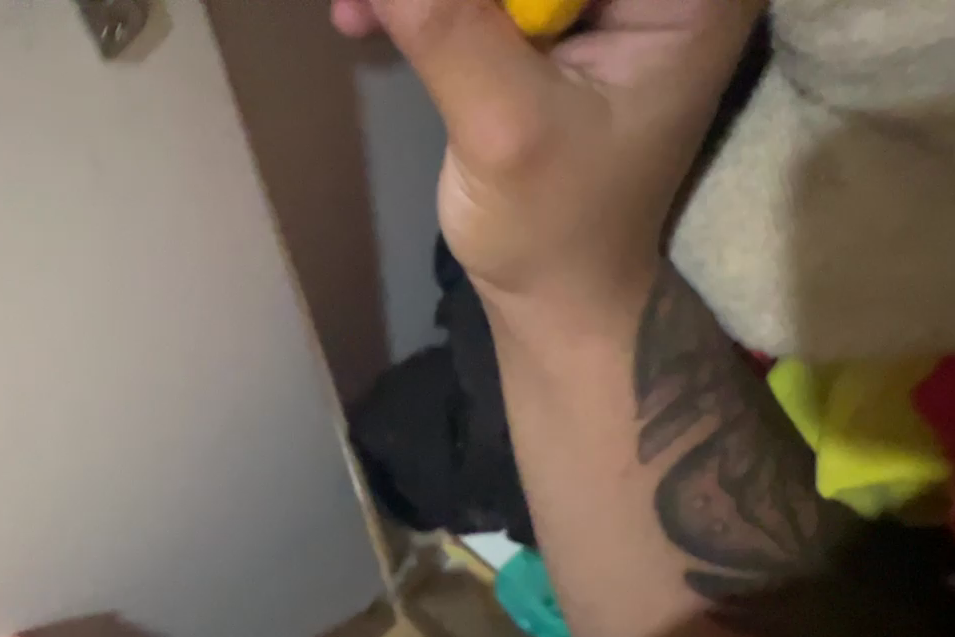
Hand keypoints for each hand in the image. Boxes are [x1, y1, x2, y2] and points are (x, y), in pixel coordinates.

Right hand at [331, 0, 759, 333]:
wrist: (555, 290)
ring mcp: (601, 0)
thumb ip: (450, 29)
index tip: (410, 1)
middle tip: (361, 0)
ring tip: (353, 9)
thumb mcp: (503, 127)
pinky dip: (424, 2)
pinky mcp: (555, 21)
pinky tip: (366, 16)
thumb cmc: (551, 227)